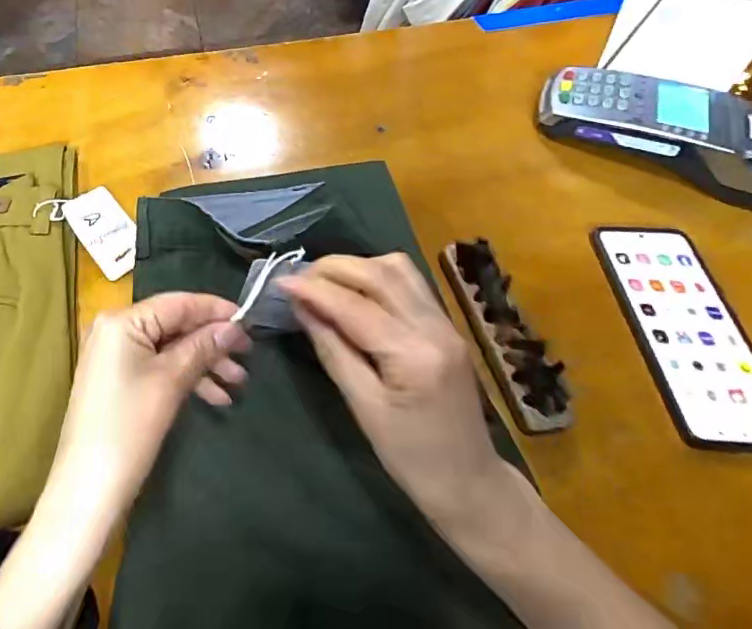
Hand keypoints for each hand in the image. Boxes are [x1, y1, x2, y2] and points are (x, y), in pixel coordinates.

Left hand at [0, 293, 248, 628]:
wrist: (87, 490)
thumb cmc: (128, 428)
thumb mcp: (171, 382)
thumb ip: (203, 347)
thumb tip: (235, 326)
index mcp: (122, 320)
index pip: (178, 303)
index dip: (216, 309)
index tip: (250, 319)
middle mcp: (115, 329)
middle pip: (174, 324)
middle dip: (212, 341)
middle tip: (248, 356)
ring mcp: (114, 355)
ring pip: (170, 348)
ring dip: (204, 362)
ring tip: (238, 382)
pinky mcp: (118, 379)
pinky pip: (158, 366)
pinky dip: (186, 378)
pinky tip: (216, 397)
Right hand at [279, 253, 502, 528]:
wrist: (471, 484)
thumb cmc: (411, 458)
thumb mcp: (363, 408)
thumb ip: (332, 350)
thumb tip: (301, 307)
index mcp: (414, 355)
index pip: (355, 306)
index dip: (314, 289)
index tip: (280, 282)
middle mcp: (435, 327)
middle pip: (379, 273)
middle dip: (333, 268)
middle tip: (299, 279)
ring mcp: (446, 323)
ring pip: (398, 268)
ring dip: (357, 267)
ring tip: (324, 283)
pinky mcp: (447, 325)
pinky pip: (410, 282)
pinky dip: (377, 276)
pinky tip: (354, 292)